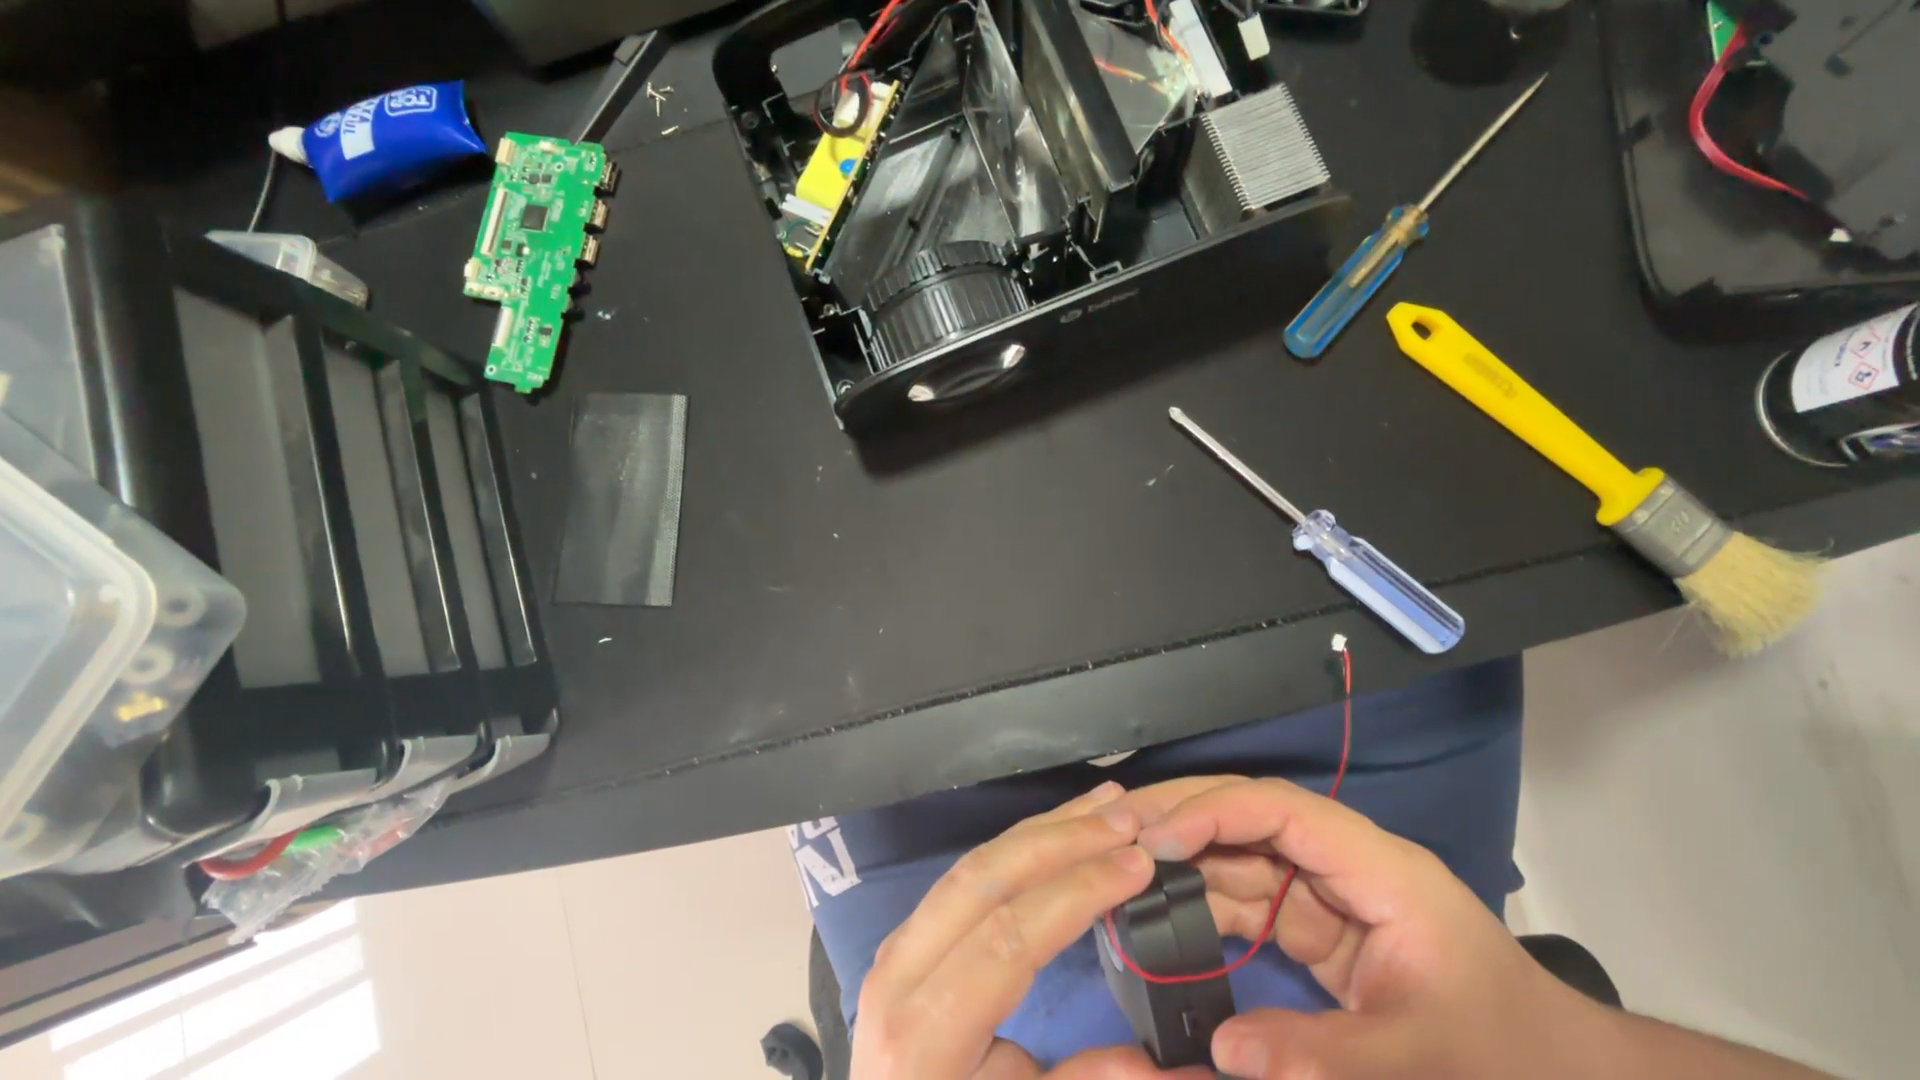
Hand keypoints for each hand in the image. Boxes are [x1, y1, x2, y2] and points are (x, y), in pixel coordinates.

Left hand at [850, 781, 1207, 1078]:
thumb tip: (1169, 1061)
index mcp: (924, 1031)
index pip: (1007, 938)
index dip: (1076, 892)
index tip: (1137, 863)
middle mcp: (900, 972)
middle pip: (982, 881)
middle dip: (1060, 840)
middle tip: (1125, 818)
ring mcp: (898, 947)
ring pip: (971, 865)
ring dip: (1042, 830)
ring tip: (1103, 804)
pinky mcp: (908, 937)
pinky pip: (964, 877)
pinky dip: (1017, 847)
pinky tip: (1056, 832)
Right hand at [1124, 776, 1599, 1078]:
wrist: (1555, 1073)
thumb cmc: (1507, 1053)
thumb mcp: (1425, 1061)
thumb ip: (1326, 1057)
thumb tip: (1223, 1051)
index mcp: (1378, 869)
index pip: (1282, 812)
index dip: (1213, 813)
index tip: (1155, 838)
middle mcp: (1343, 866)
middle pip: (1249, 817)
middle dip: (1183, 816)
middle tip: (1114, 828)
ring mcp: (1325, 894)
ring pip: (1239, 853)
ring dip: (1182, 856)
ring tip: (1120, 865)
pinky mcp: (1314, 925)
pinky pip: (1246, 898)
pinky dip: (1199, 900)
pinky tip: (1158, 908)